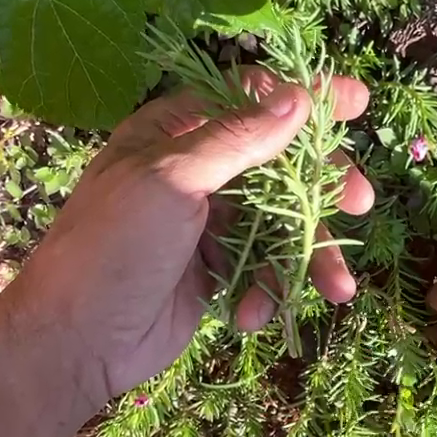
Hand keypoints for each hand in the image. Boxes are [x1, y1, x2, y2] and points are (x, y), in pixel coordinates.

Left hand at [0, 71, 371, 411]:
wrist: (76, 340)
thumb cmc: (113, 246)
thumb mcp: (172, 180)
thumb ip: (237, 138)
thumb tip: (298, 96)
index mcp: (178, 131)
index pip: (252, 97)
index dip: (306, 97)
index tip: (357, 101)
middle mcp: (199, 170)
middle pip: (282, 162)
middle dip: (323, 186)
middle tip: (360, 201)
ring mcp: (211, 222)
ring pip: (283, 222)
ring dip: (311, 255)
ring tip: (338, 288)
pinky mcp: (219, 269)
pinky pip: (265, 267)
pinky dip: (269, 290)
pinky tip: (254, 316)